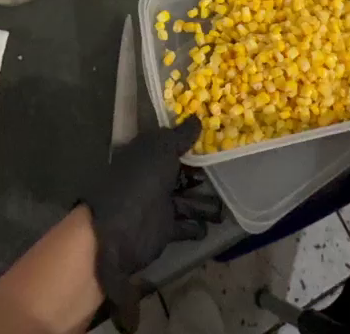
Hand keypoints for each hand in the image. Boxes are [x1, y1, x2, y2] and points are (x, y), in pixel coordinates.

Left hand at [83, 119, 220, 330]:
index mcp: (148, 152)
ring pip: (188, 199)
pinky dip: (197, 226)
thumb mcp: (161, 148)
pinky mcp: (164, 228)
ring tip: (228, 203)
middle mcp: (153, 175)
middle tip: (230, 170)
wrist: (120, 230)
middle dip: (203, 172)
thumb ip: (180, 135)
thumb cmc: (140, 180)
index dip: (191, 139)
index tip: (216, 135)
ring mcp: (159, 203)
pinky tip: (211, 226)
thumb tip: (197, 119)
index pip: (171, 141)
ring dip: (205, 202)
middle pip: (182, 171)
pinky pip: (185, 225)